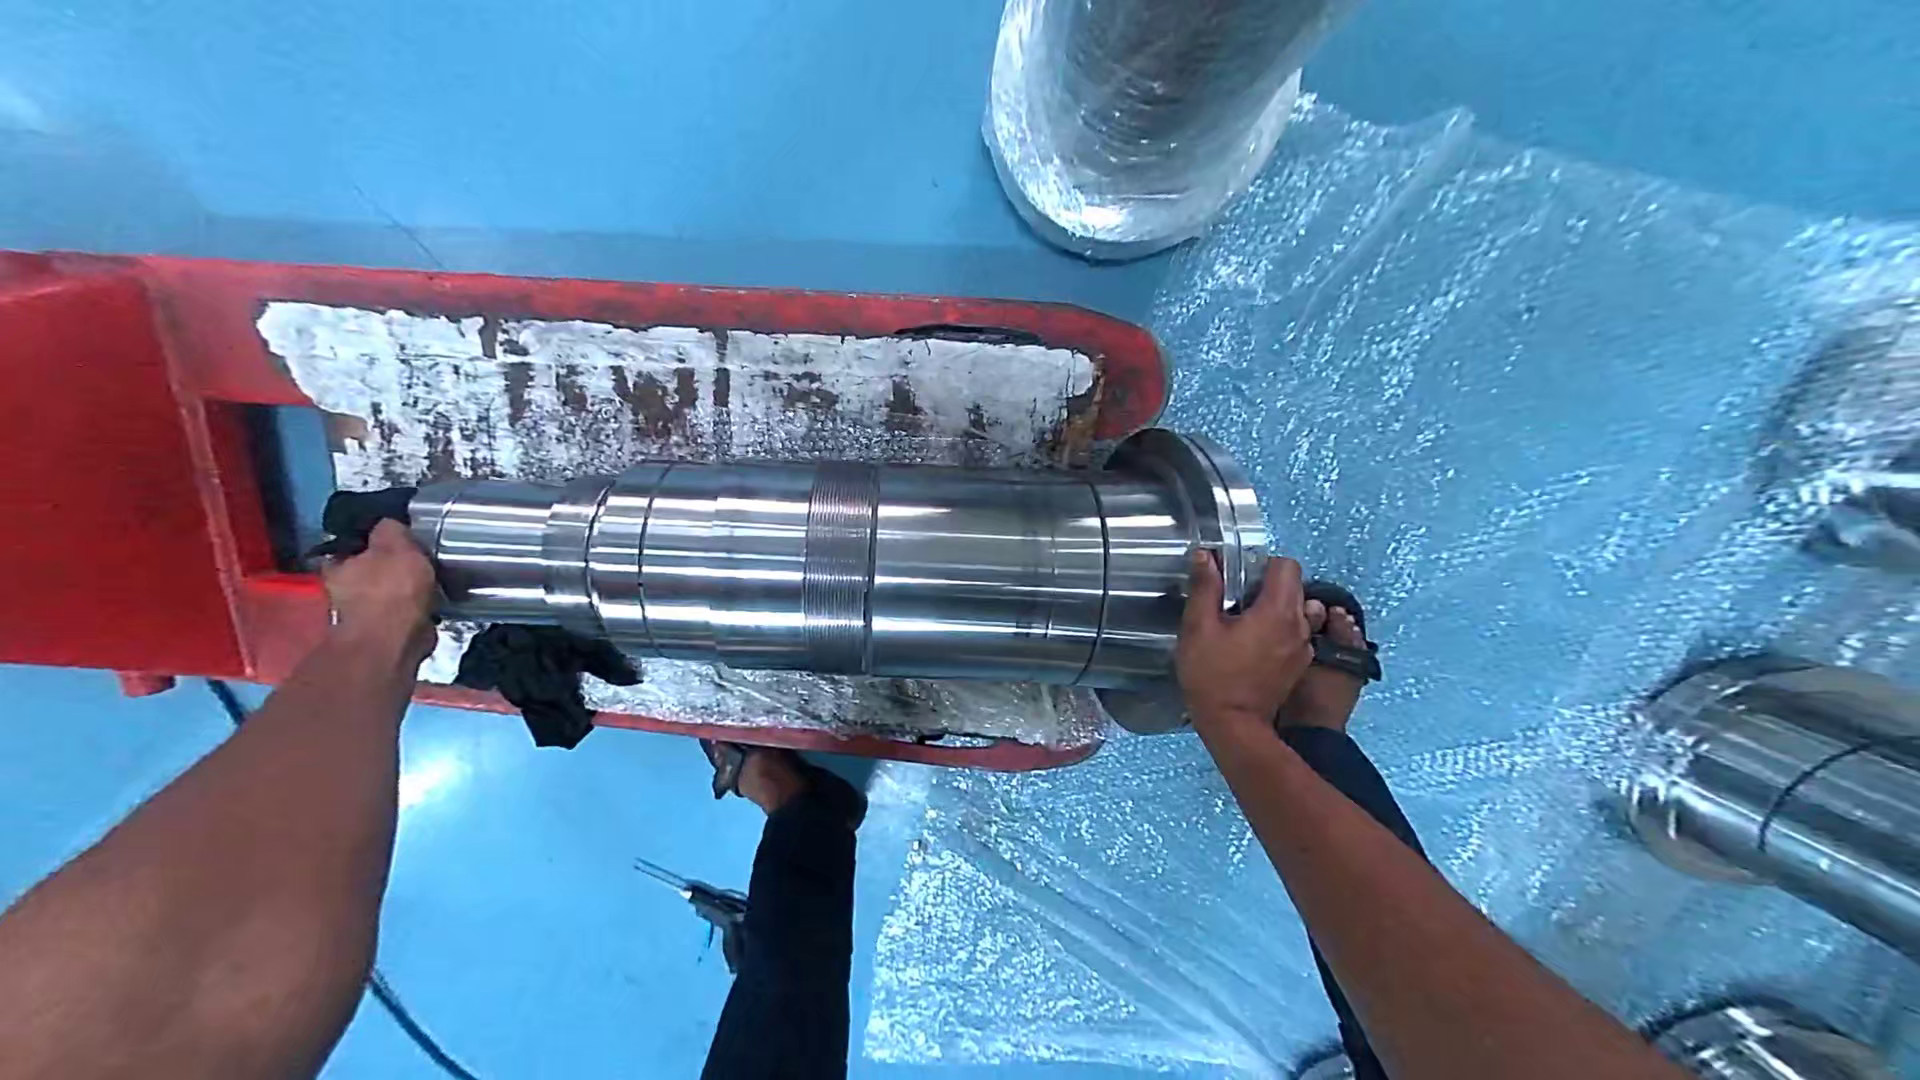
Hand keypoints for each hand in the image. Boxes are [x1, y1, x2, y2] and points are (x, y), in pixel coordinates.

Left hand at [321, 519, 437, 663]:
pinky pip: (401, 610)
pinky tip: (431, 602)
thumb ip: (391, 531)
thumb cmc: (391, 590)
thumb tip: (389, 522)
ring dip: (403, 588)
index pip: (353, 544)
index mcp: (338, 564)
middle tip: (419, 559)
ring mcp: (361, 611)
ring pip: (385, 590)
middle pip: (369, 569)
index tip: (398, 538)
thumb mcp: (396, 547)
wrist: (394, 639)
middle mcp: (342, 587)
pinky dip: (413, 606)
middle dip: (390, 566)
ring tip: (430, 580)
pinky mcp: (383, 629)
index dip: (374, 540)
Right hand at [1176, 552, 1316, 734]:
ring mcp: (1303, 648)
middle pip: (1292, 587)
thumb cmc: (1212, 675)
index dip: (1261, 563)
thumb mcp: (1198, 627)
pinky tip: (1252, 644)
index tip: (1236, 577)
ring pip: (1295, 610)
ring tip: (1243, 622)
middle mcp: (1299, 626)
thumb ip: (1205, 588)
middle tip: (1231, 601)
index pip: (1287, 566)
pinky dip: (1278, 630)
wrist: (1233, 725)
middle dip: (1264, 585)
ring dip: (1273, 608)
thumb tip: (1206, 556)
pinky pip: (1295, 633)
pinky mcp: (1299, 665)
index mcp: (1277, 612)